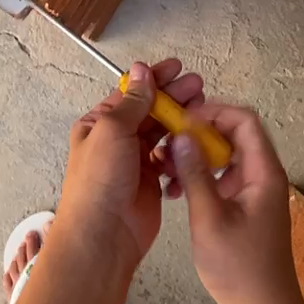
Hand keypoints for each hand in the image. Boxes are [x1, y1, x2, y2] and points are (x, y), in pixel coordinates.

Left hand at [59, 59, 205, 270]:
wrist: (104, 235)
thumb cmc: (100, 179)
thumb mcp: (113, 131)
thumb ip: (133, 102)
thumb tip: (141, 70)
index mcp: (101, 123)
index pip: (131, 93)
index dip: (155, 79)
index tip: (178, 68)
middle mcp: (117, 139)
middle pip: (151, 110)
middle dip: (175, 97)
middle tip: (199, 87)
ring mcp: (136, 160)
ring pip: (164, 133)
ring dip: (181, 122)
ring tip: (203, 112)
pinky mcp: (152, 181)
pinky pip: (170, 158)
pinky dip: (181, 150)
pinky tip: (194, 144)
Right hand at [165, 102, 302, 303]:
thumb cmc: (240, 269)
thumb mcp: (210, 218)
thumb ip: (195, 174)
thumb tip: (182, 135)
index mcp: (264, 173)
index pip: (244, 121)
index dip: (214, 112)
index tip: (183, 119)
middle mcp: (264, 176)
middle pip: (235, 135)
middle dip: (201, 132)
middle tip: (170, 140)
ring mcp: (256, 192)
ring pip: (227, 156)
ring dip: (198, 155)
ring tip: (168, 166)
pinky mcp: (246, 207)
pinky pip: (224, 177)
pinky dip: (202, 176)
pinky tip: (177, 190)